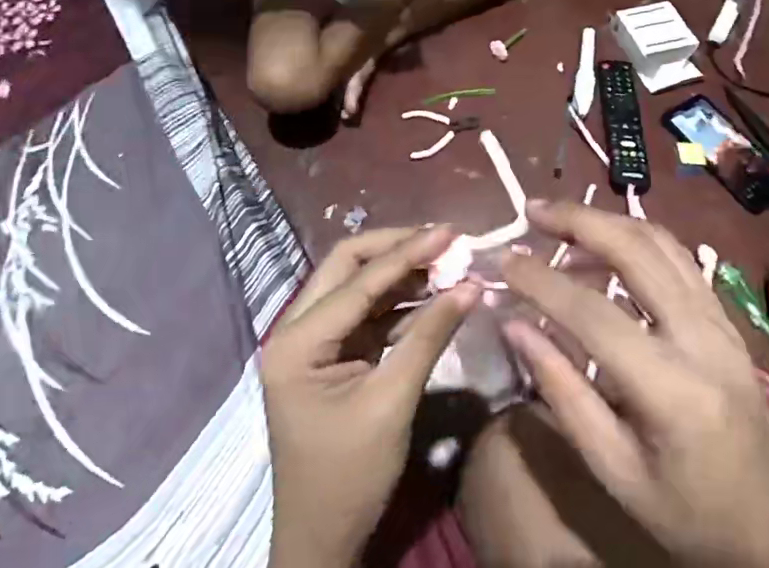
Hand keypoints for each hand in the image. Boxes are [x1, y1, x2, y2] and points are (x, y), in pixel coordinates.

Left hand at [264, 226, 480, 567]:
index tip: (451, 232)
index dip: (408, 251)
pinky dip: (401, 301)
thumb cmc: (350, 475)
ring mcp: (314, 342)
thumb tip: (471, 284)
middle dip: (398, 248)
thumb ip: (429, 335)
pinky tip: (435, 294)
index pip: (359, 279)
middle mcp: (297, 330)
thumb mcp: (393, 401)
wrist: (323, 539)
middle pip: (349, 266)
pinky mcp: (333, 355)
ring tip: (448, 262)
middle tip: (446, 240)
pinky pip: (368, 313)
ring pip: (360, 286)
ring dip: (402, 272)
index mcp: (297, 340)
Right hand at [501, 204, 768, 567]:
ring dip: (607, 221)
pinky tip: (606, 243)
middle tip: (534, 211)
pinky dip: (636, 237)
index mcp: (670, 387)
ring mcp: (718, 317)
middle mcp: (700, 335)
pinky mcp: (724, 314)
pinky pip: (678, 256)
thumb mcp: (615, 470)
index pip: (593, 313)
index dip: (542, 281)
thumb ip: (563, 392)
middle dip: (579, 222)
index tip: (504, 260)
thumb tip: (515, 326)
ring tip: (560, 223)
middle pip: (636, 250)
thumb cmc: (688, 512)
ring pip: (661, 242)